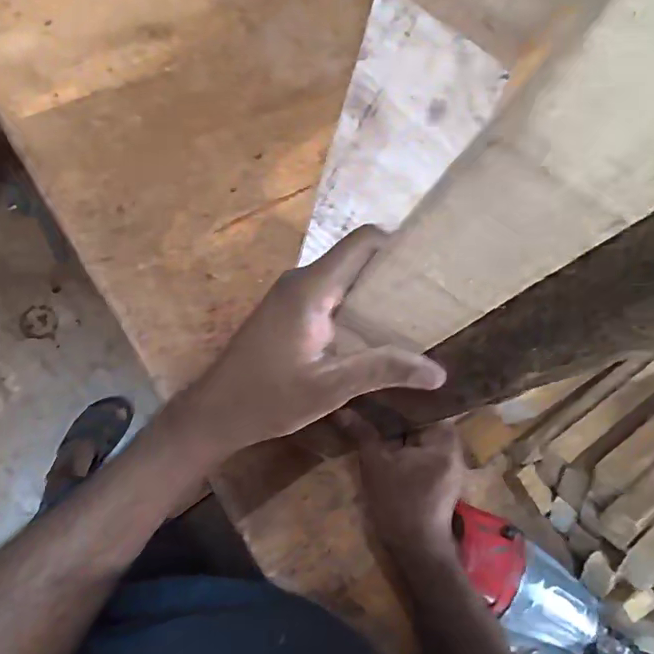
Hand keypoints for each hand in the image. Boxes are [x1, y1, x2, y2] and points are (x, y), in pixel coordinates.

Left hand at [172, 226, 445, 456]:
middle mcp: (302, 280)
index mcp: (312, 287)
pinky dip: (359, 306)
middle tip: (433, 295)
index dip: (398, 244)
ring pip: (346, 277)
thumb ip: (382, 370)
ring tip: (416, 314)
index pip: (363, 242)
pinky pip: (332, 295)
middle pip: (358, 257)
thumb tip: (438, 372)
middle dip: (395, 271)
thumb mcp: (330, 387)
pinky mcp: (290, 311)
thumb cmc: (267, 398)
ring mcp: (293, 294)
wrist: (215, 412)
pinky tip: (379, 334)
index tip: (431, 264)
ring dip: (378, 292)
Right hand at [334, 410, 464, 560]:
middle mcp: (453, 446)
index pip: (422, 404)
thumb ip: (363, 433)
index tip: (375, 386)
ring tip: (370, 416)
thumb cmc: (399, 503)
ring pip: (418, 437)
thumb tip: (341, 409)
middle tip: (368, 400)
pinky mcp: (440, 477)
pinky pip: (420, 452)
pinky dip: (403, 447)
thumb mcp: (376, 464)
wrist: (416, 549)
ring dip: (397, 432)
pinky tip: (381, 440)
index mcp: (445, 437)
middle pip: (420, 420)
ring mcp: (449, 463)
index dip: (396, 396)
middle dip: (395, 414)